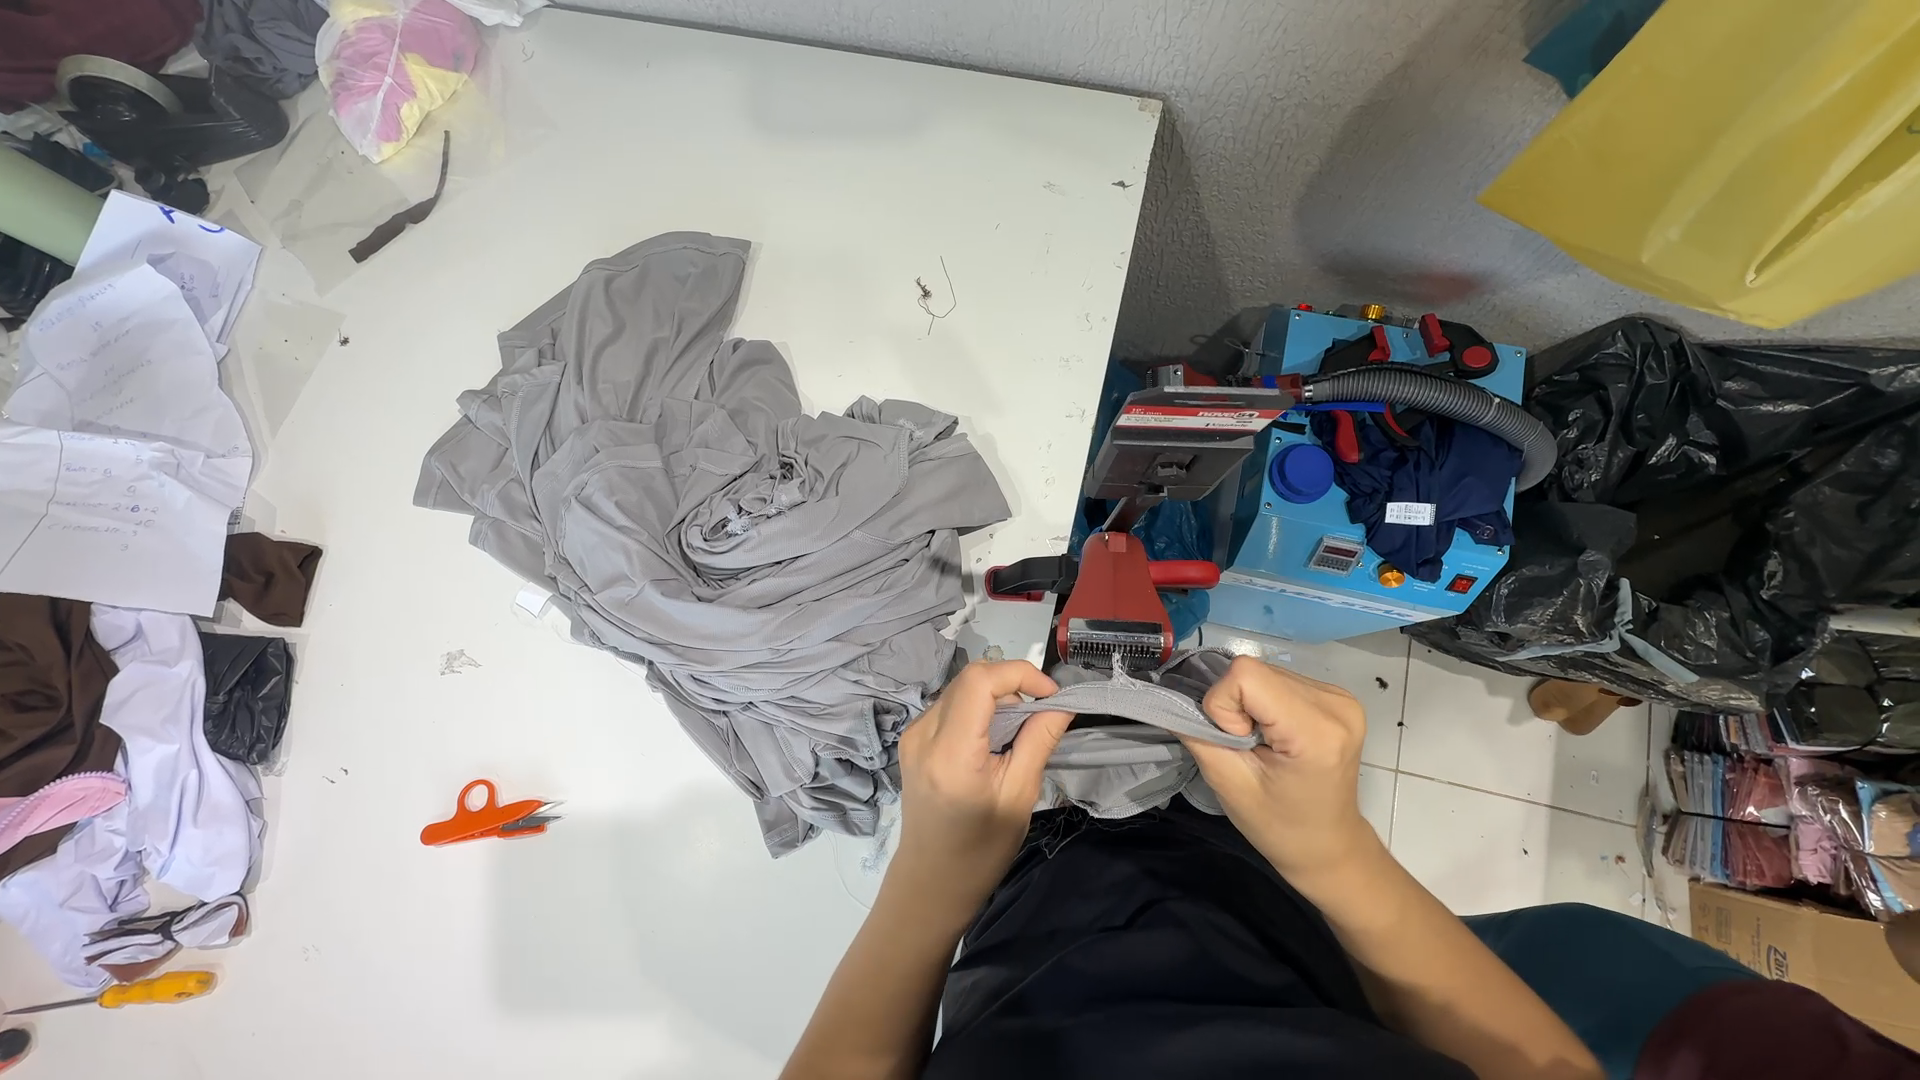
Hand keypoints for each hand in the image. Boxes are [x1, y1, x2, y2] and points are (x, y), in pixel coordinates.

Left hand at [893, 660, 1072, 907]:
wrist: (932, 880)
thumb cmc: (980, 850)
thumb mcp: (1019, 797)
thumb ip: (1038, 741)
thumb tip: (1062, 703)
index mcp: (950, 752)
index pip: (980, 680)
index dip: (1020, 674)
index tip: (1051, 695)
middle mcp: (923, 734)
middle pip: (970, 679)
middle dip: (1011, 685)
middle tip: (1039, 716)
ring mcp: (913, 734)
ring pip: (961, 689)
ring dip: (995, 697)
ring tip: (1017, 733)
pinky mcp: (913, 739)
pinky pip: (951, 705)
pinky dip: (979, 709)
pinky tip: (993, 740)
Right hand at [1179, 656, 1381, 881]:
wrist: (1328, 846)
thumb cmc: (1279, 825)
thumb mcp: (1228, 784)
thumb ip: (1198, 735)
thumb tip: (1171, 697)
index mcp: (1316, 730)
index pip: (1246, 675)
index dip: (1225, 705)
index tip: (1239, 744)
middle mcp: (1334, 703)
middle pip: (1255, 670)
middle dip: (1237, 705)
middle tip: (1250, 746)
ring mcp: (1340, 697)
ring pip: (1264, 672)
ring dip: (1250, 703)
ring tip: (1265, 742)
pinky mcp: (1336, 696)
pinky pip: (1279, 679)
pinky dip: (1265, 702)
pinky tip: (1278, 734)